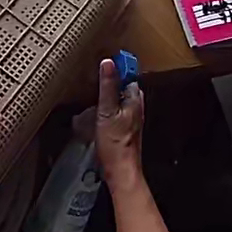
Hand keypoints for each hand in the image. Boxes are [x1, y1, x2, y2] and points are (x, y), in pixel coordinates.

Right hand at [90, 57, 144, 192]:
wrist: (121, 171)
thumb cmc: (114, 144)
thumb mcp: (107, 110)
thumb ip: (108, 86)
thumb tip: (108, 62)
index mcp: (135, 100)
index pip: (129, 75)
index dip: (119, 67)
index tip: (105, 61)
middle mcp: (137, 107)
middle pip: (126, 86)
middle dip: (114, 78)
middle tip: (98, 72)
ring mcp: (132, 118)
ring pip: (122, 98)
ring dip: (110, 92)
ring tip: (94, 88)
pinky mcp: (125, 128)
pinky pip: (117, 109)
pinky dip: (109, 105)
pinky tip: (97, 110)